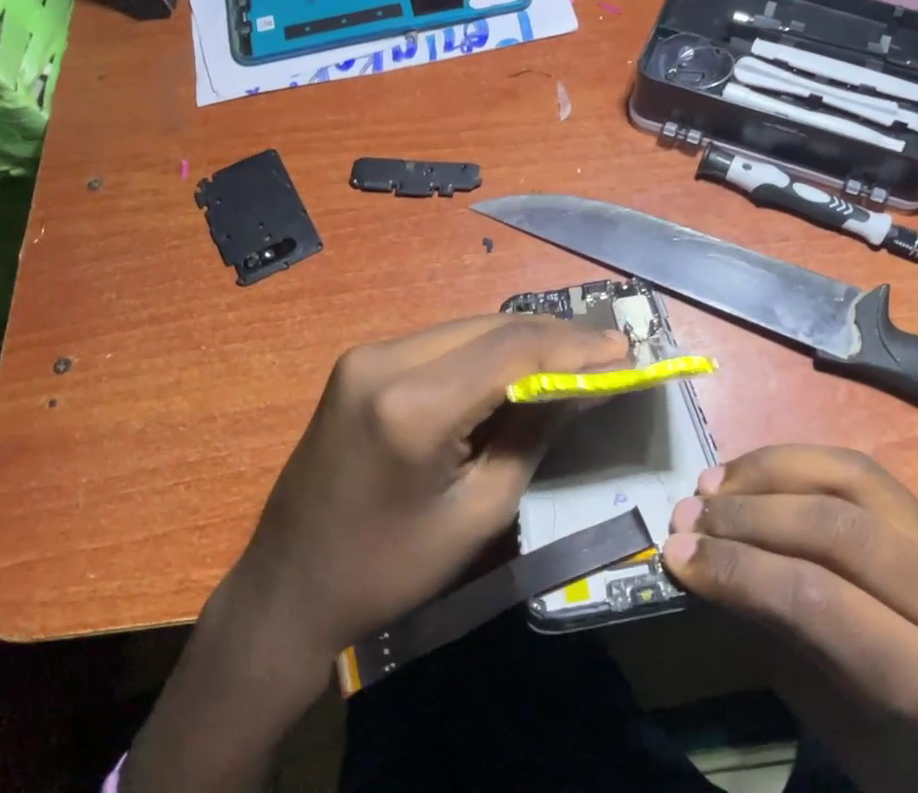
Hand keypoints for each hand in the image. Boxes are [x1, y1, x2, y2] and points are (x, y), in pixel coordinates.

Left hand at [228, 312, 630, 652]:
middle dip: (556, 338)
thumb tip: (586, 386)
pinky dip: (486, 353)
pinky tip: (519, 369)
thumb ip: (534, 436)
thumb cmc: (390, 569)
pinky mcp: (361, 365)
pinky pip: (441, 344)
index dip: (576, 346)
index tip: (627, 351)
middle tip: (611, 353)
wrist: (291, 588)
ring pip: (467, 330)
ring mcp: (366, 357)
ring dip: (523, 342)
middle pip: (491, 328)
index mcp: (411, 404)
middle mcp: (384, 360)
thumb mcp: (478, 512)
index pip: (513, 350)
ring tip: (577, 359)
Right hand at [663, 446, 917, 792]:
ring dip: (768, 475)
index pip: (821, 602)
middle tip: (686, 517)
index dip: (741, 569)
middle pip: (841, 531)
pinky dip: (795, 465)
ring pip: (854, 482)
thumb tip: (695, 557)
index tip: (676, 555)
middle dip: (749, 517)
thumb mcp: (812, 702)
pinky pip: (862, 474)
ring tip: (709, 486)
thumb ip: (767, 624)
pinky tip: (747, 474)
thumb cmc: (871, 737)